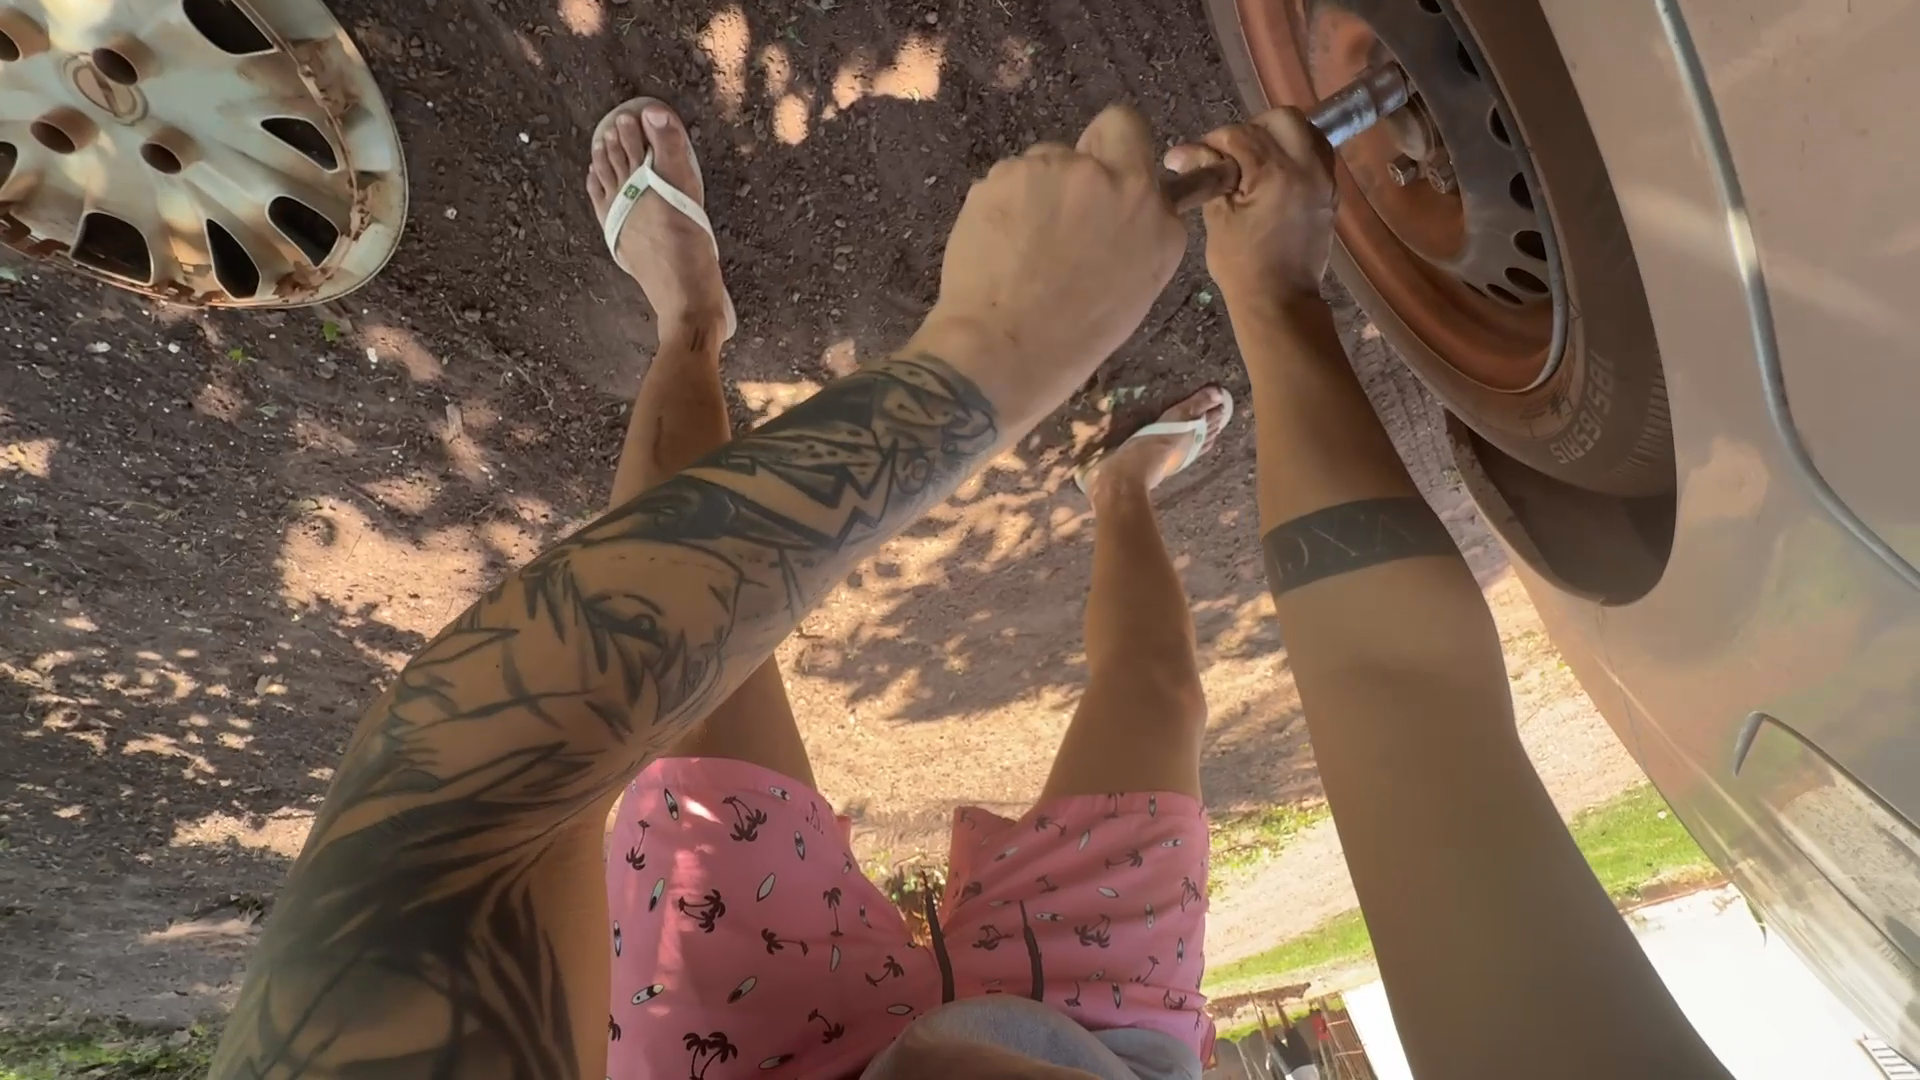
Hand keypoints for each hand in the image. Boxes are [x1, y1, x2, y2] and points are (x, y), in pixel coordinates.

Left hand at [910, 106, 1185, 425]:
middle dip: (1086, 158)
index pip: (1142, 149)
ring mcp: (1060, 169)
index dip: (1118, 166)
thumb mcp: (1129, 295)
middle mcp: (1118, 183)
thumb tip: (1116, 213)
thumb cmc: (1067, 343)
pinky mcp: (1008, 173)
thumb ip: (1132, 237)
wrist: (1002, 351)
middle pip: (1105, 133)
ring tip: (1017, 249)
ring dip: (1036, 190)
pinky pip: (1007, 179)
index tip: (1099, 195)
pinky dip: (1000, 205)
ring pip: (1047, 161)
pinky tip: (993, 248)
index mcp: (1157, 222)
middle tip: (1057, 211)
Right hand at [1164, 108, 1335, 307]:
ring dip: (1277, 137)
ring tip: (1254, 162)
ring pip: (1304, 130)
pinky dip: (1295, 152)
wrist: (1279, 299)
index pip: (1241, 135)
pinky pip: (1316, 152)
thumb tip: (1180, 153)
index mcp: (1274, 173)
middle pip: (1281, 119)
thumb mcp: (1218, 221)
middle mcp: (1306, 166)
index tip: (1197, 155)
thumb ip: (1208, 177)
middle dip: (1251, 129)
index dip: (1214, 141)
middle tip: (1231, 154)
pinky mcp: (1330, 190)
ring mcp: (1324, 177)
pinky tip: (1275, 173)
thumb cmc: (1242, 266)